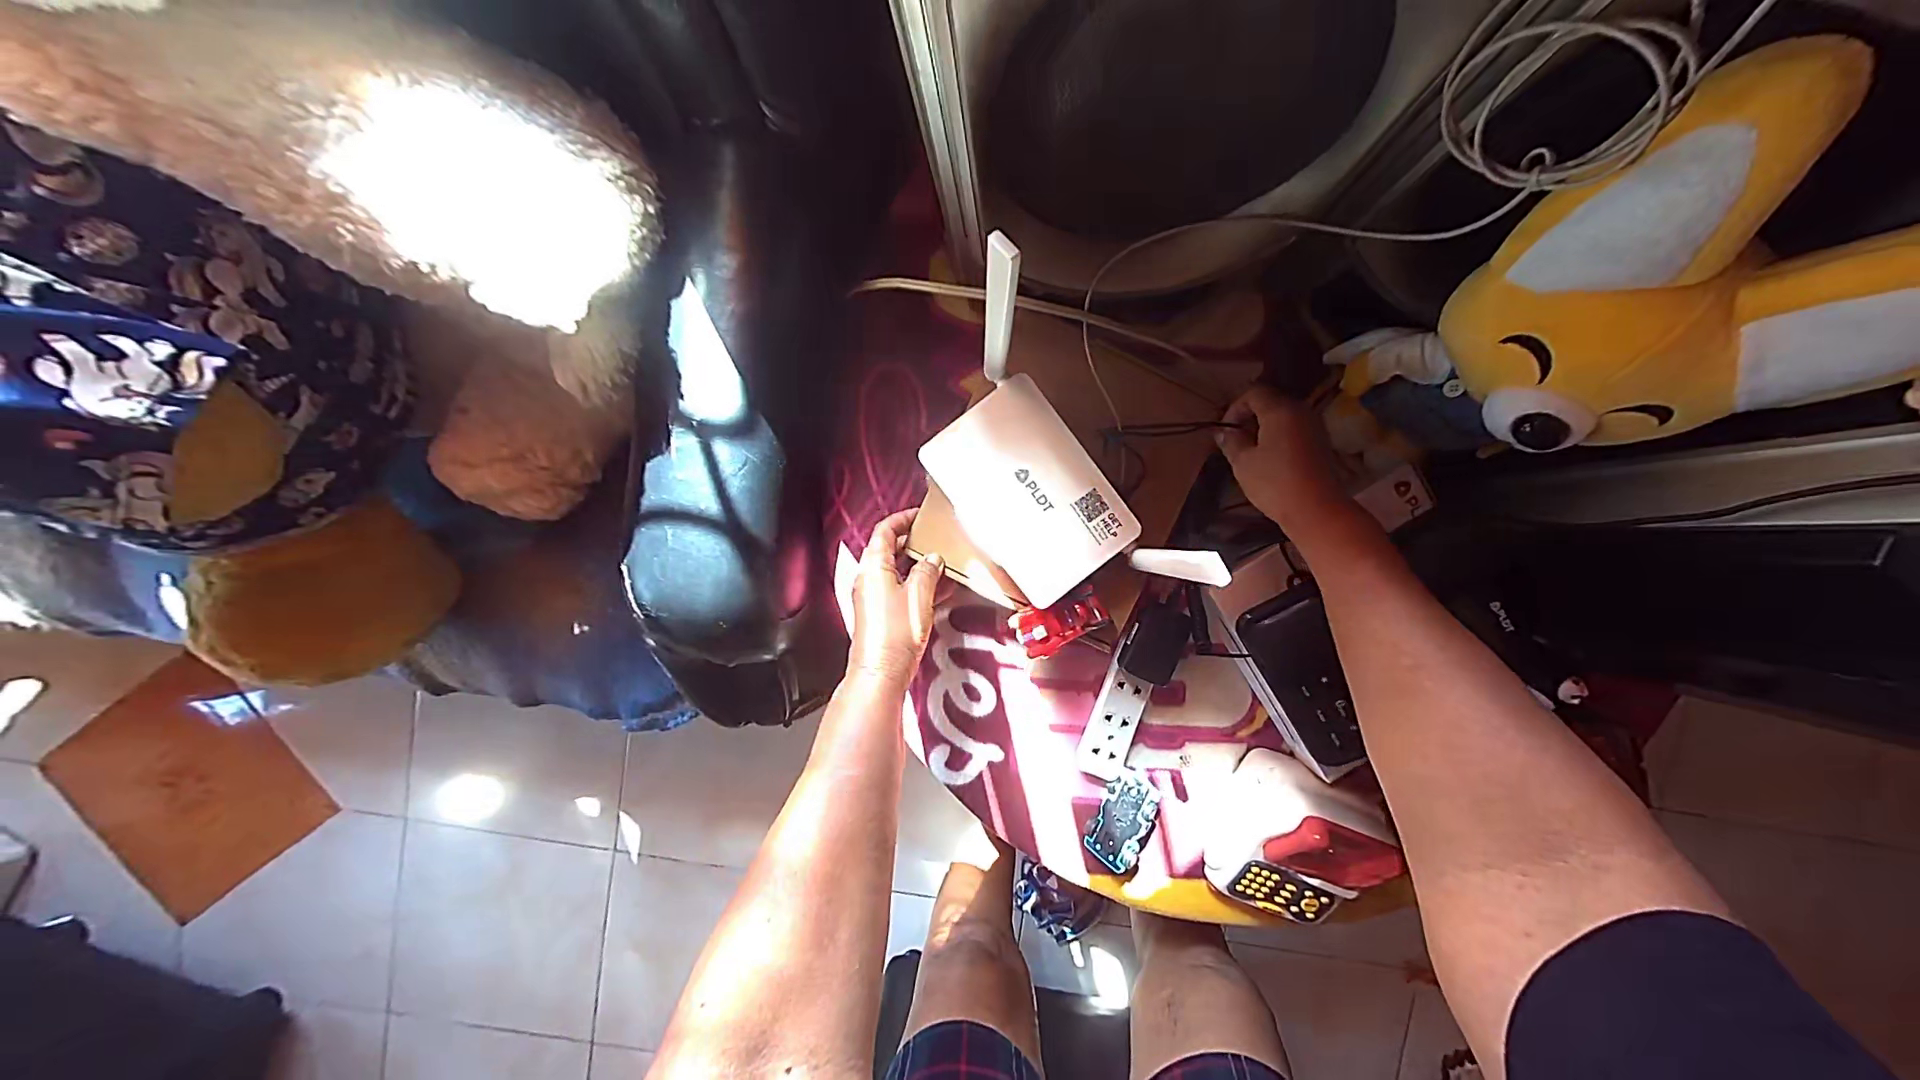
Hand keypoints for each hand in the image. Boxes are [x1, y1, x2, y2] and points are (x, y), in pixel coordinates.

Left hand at [850, 508, 944, 682]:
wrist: (881, 674)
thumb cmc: (892, 638)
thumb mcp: (918, 595)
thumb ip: (927, 571)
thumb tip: (933, 559)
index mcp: (872, 568)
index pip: (884, 531)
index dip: (902, 519)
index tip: (918, 515)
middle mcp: (869, 580)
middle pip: (889, 550)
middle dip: (912, 542)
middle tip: (933, 538)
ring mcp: (874, 598)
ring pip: (897, 571)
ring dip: (918, 564)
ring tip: (941, 562)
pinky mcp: (882, 615)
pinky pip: (901, 590)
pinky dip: (918, 584)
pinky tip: (938, 589)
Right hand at [1215, 386, 1357, 536]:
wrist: (1316, 509)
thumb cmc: (1274, 483)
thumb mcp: (1243, 463)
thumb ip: (1231, 441)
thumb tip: (1224, 431)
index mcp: (1281, 410)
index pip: (1254, 392)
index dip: (1234, 407)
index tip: (1225, 430)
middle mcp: (1301, 411)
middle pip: (1270, 401)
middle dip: (1249, 416)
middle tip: (1234, 439)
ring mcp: (1314, 426)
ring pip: (1283, 416)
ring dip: (1263, 427)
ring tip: (1249, 450)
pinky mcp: (1320, 442)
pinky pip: (1294, 429)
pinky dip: (1278, 436)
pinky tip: (1268, 458)